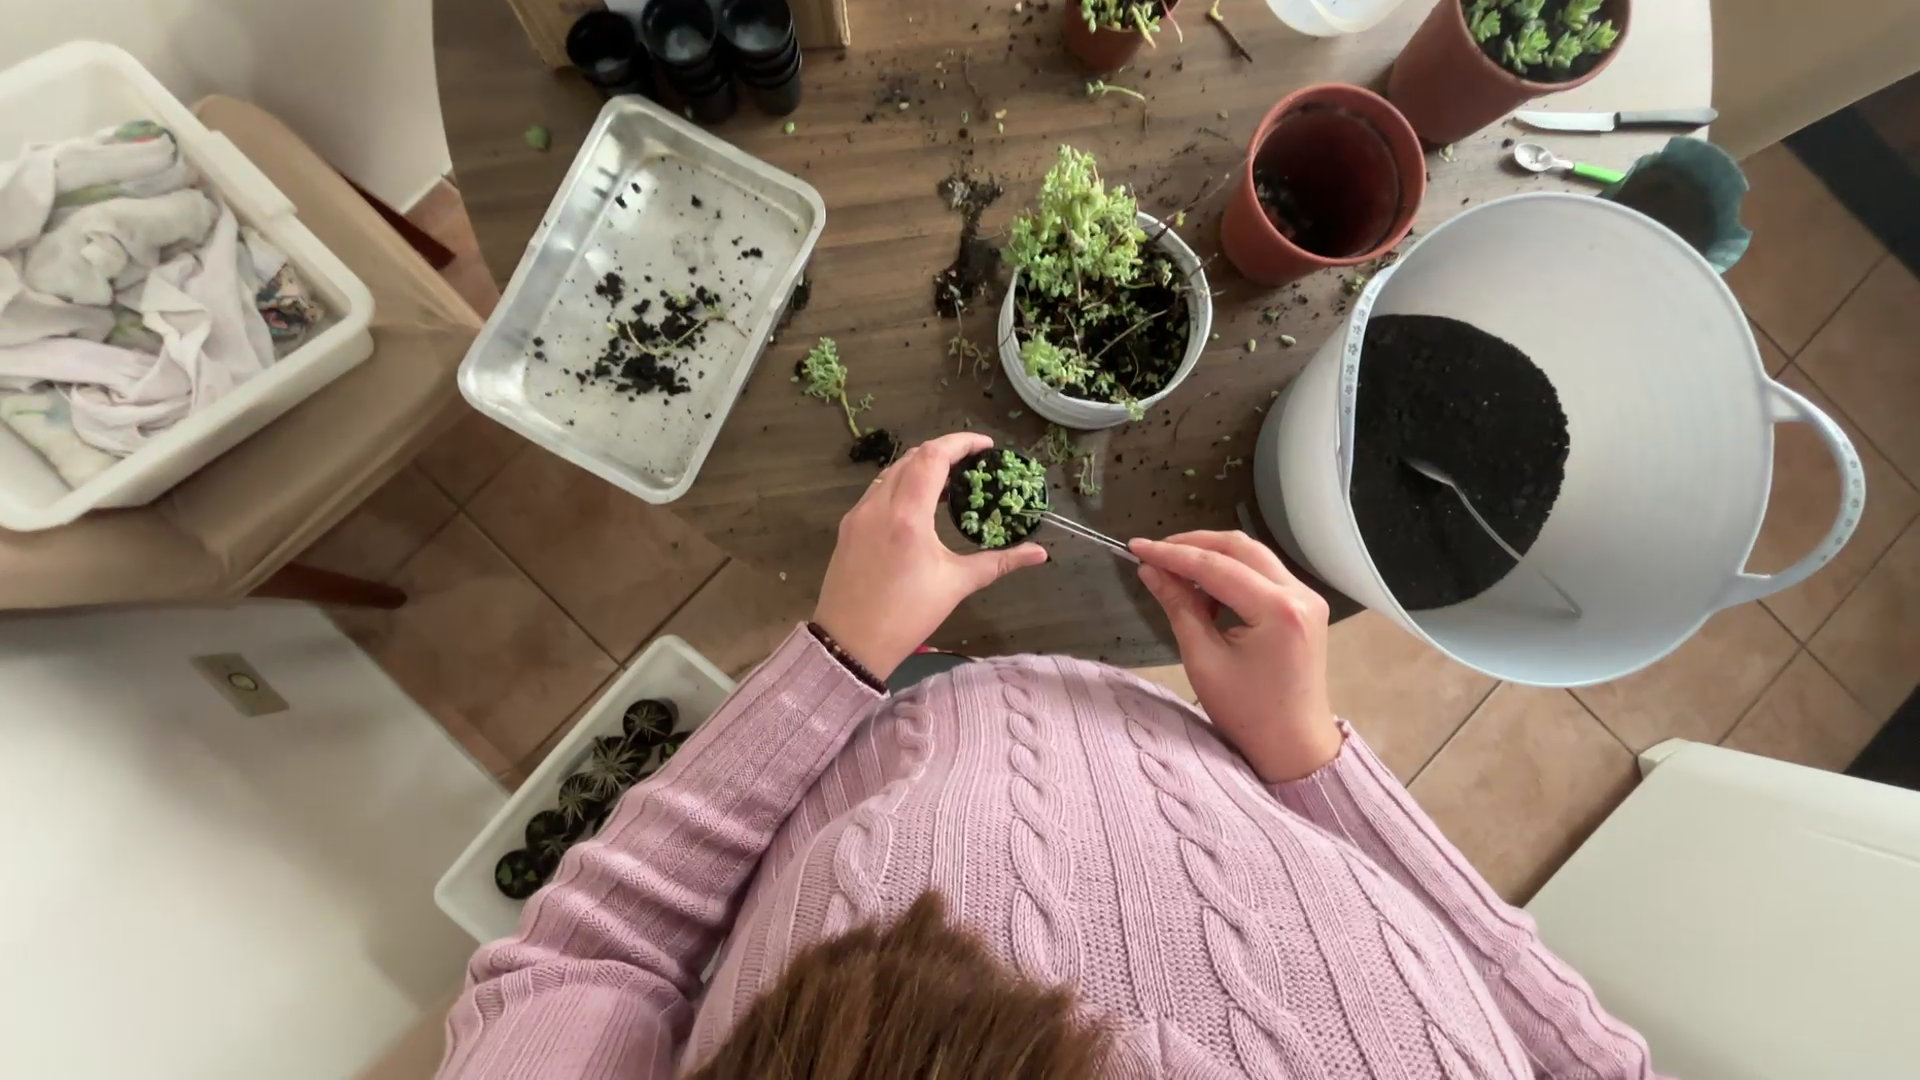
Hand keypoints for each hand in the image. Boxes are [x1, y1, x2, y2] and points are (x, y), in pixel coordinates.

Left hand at [814, 433, 1048, 679]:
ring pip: (890, 472)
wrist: (849, 644)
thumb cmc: (906, 616)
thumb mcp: (956, 585)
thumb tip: (1041, 554)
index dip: (961, 443)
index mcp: (908, 516)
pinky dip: (900, 484)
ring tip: (947, 482)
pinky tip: (916, 504)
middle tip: (971, 464)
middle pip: (911, 458)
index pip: (933, 457)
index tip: (986, 446)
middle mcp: (878, 506)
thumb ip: (1000, 563)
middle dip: (943, 452)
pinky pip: (876, 491)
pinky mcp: (847, 527)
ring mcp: (858, 514)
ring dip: (919, 467)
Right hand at [1129, 531, 1341, 782]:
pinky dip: (1229, 571)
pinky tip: (1202, 586)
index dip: (1171, 554)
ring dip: (1210, 554)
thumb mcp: (1203, 659)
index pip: (1216, 566)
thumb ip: (1178, 606)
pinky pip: (1262, 573)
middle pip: (1239, 547)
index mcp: (1278, 610)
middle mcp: (1300, 594)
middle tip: (1154, 552)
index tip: (1136, 547)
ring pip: (1252, 555)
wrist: (1294, 746)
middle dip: (1192, 544)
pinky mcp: (1303, 606)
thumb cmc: (1247, 713)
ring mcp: (1307, 598)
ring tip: (1173, 568)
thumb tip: (1151, 570)